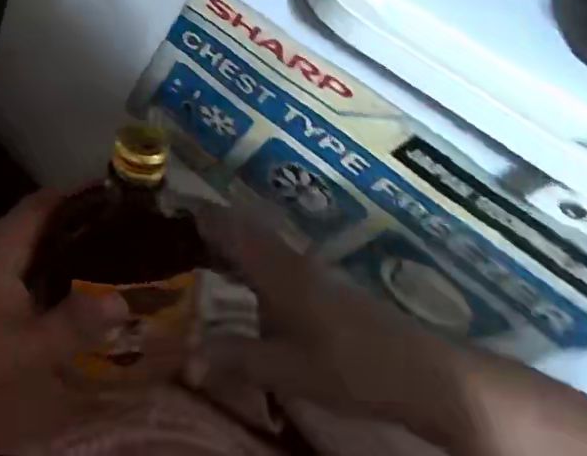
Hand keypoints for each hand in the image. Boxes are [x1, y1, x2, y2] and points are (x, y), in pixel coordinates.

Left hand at [0, 190, 128, 399]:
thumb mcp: (35, 343)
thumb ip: (77, 322)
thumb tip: (123, 301)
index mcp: (5, 242)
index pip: (43, 202)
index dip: (75, 193)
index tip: (112, 192)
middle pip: (40, 211)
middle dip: (76, 210)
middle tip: (118, 217)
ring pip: (34, 228)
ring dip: (65, 228)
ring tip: (107, 236)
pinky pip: (28, 245)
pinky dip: (53, 246)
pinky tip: (79, 265)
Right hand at [191, 201, 480, 444]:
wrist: (429, 376)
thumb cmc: (352, 365)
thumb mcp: (288, 369)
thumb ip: (235, 358)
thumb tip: (185, 358)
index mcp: (272, 265)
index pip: (223, 223)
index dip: (190, 212)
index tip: (158, 210)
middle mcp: (286, 257)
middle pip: (235, 228)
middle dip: (200, 228)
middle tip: (165, 240)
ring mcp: (306, 270)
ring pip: (253, 243)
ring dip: (223, 245)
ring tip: (190, 261)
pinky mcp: (320, 288)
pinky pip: (267, 261)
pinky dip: (243, 263)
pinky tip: (235, 288)